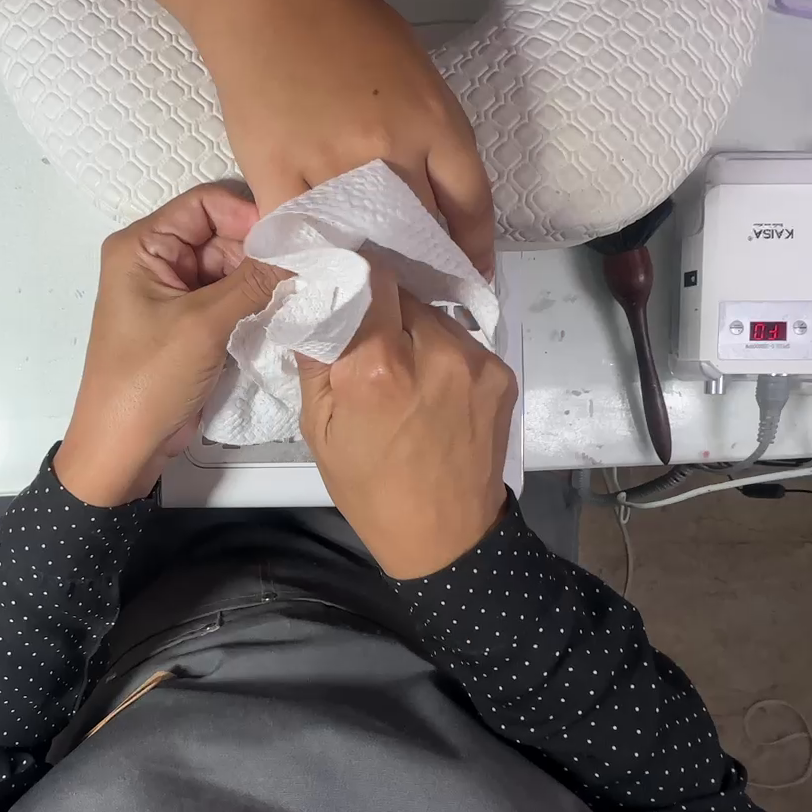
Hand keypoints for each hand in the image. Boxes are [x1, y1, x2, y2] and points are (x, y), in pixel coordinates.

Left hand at [55, 184, 282, 505]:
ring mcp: (174, 295)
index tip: (294, 234)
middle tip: (310, 265)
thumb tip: (305, 251)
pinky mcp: (190, 324)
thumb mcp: (203, 324)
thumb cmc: (149, 378)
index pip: (204, 204)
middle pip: (220, 235)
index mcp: (141, 246)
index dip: (249, 213)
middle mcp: (156, 261)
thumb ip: (254, 282)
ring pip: (229, 268)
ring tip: (305, 287)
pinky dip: (255, 302)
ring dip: (263, 279)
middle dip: (261, 249)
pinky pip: (228, 299)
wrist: (124, 445)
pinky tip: (288, 308)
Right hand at [200, 0, 495, 276]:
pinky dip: (310, 262)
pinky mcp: (278, 179)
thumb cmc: (342, 24)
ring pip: (362, 245)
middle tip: (423, 300)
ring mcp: (331, 169)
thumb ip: (427, 131)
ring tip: (372, 298)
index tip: (472, 277)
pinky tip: (316, 278)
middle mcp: (390, 151)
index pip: (471, 202)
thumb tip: (427, 189)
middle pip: (420, 233)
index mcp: (433, 119)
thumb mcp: (413, 69)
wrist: (266, 5)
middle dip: (426, 273)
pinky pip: (301, 239)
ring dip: (371, 277)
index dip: (474, 249)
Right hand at [297, 266, 515, 578]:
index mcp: (377, 367)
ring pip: (433, 312)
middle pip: (402, 290)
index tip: (336, 279)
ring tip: (400, 362)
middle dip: (378, 304)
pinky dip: (439, 348)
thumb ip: (315, 361)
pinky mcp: (502, 371)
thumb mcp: (319, 430)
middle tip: (363, 330)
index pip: (367, 278)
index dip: (350, 274)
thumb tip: (310, 305)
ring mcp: (475, 360)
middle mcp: (433, 350)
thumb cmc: (368, 488)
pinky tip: (429, 379)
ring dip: (412, 325)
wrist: (445, 537)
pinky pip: (460, 338)